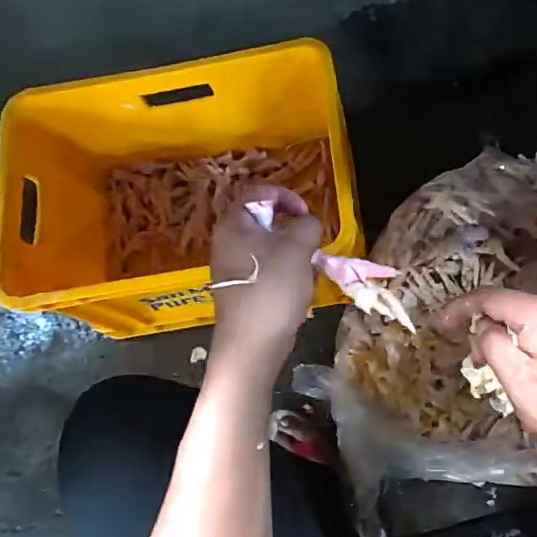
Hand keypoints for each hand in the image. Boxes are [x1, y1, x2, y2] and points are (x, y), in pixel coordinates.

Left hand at [209, 186, 322, 365]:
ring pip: (268, 248)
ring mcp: (231, 268)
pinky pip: (265, 271)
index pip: (258, 193)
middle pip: (263, 222)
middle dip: (292, 230)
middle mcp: (226, 242)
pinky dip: (283, 274)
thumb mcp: (297, 249)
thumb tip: (307, 224)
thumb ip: (307, 226)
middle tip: (310, 245)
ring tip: (305, 272)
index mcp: (234, 224)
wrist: (252, 344)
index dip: (285, 196)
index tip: (306, 214)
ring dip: (292, 255)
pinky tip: (296, 292)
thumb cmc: (273, 289)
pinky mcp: (240, 290)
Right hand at [437, 289, 536, 456]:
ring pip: (517, 318)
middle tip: (459, 350)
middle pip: (502, 304)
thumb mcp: (518, 380)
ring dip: (494, 334)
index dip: (458, 309)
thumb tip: (481, 327)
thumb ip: (492, 345)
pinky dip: (513, 340)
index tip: (438, 328)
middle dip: (475, 322)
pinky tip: (511, 366)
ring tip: (481, 363)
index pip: (487, 297)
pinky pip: (533, 328)